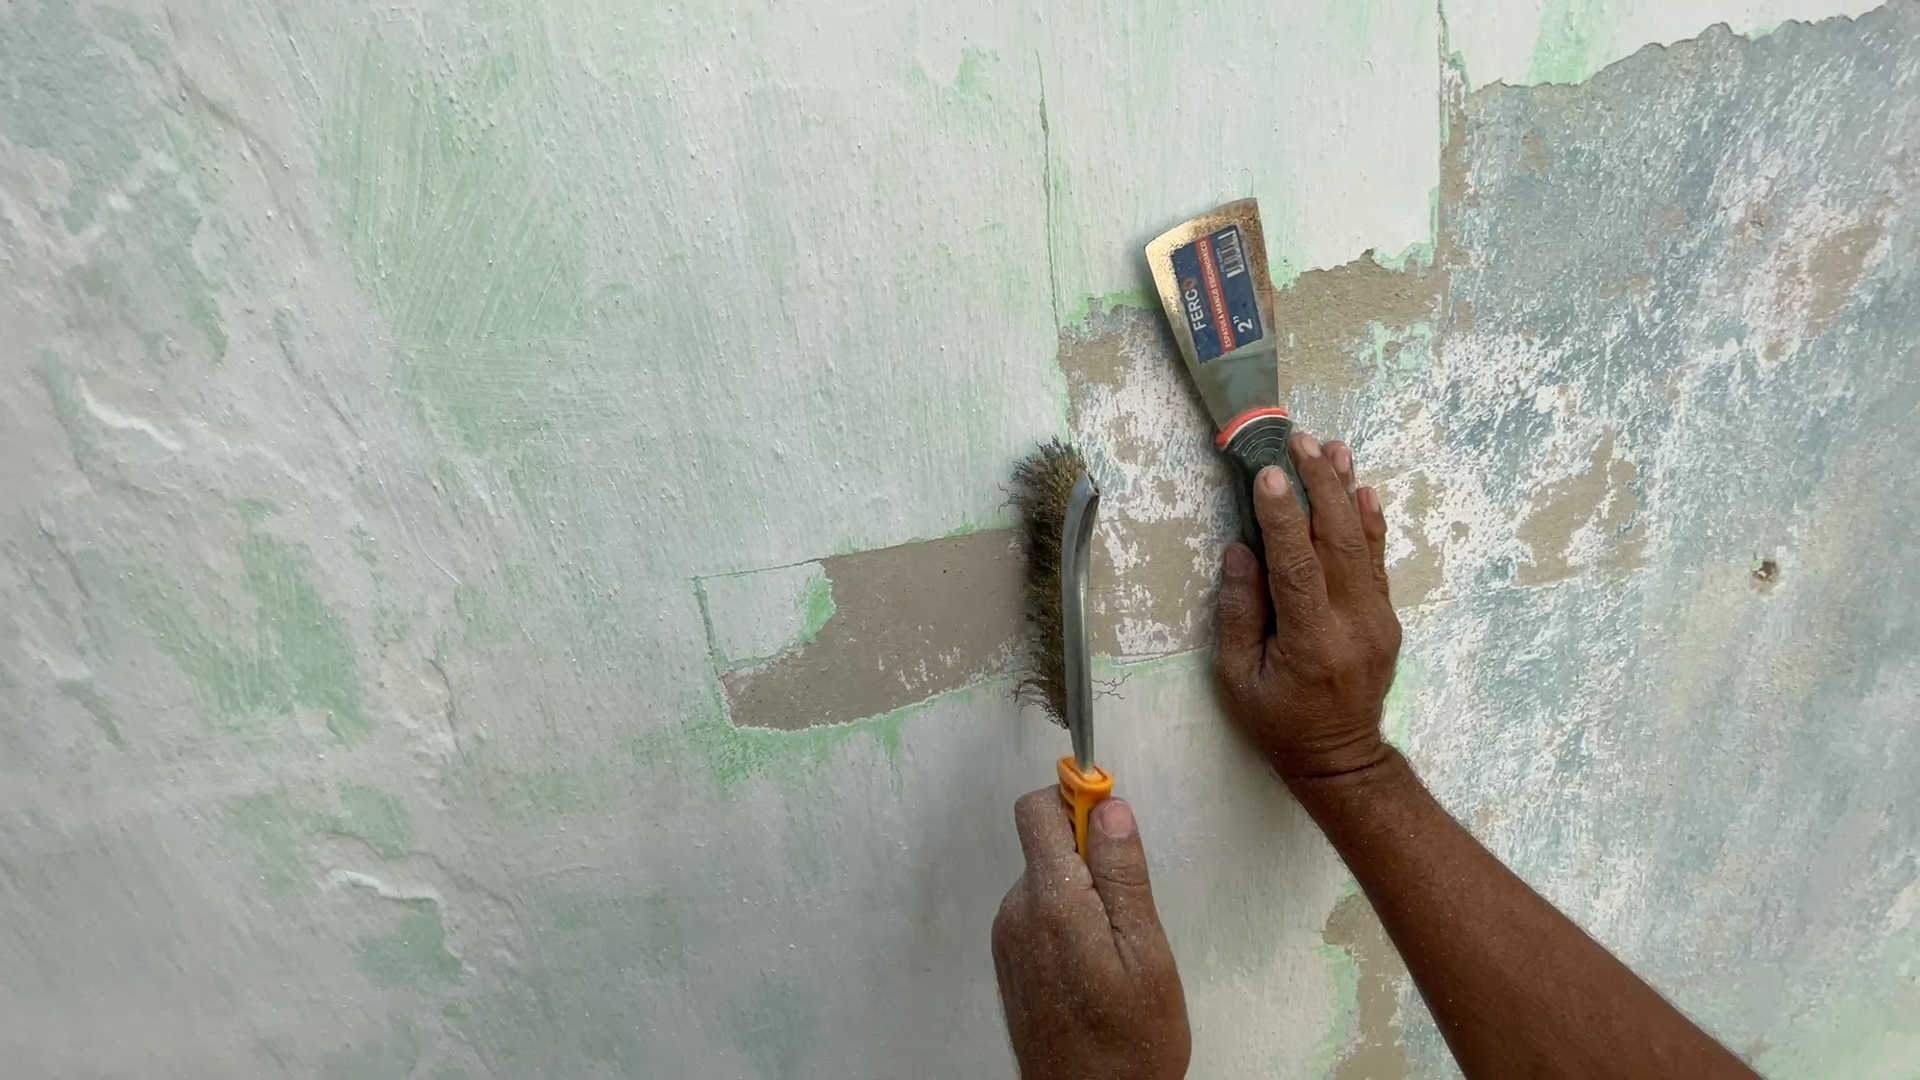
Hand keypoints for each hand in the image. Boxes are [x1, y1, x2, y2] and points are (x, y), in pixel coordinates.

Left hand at [990, 792, 1189, 1079]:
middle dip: (1085, 852)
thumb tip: (1110, 804)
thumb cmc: (1132, 1039)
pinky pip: (1035, 908)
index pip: (1035, 810)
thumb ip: (1123, 873)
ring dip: (1077, 888)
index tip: (1107, 820)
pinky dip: (1063, 914)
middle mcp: (1016, 909)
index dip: (1070, 798)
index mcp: (1050, 901)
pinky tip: (1090, 960)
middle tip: (1125, 904)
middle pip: (1043, 842)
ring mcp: (1006, 934)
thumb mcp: (1146, 952)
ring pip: (1044, 877)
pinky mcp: (1007, 956)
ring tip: (1112, 944)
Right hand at [1214, 432, 1402, 779]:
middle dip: (1319, 485)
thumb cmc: (1275, 719)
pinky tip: (1362, 487)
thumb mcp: (1235, 675)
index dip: (1283, 517)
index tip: (1268, 473)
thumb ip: (1237, 610)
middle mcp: (1355, 623)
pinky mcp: (1386, 615)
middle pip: (1340, 541)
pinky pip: (1379, 560)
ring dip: (1346, 491)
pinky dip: (1371, 521)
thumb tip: (1241, 550)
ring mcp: (1379, 617)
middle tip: (1300, 441)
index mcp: (1311, 641)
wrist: (1340, 757)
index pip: (1298, 567)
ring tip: (1332, 447)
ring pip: (1365, 542)